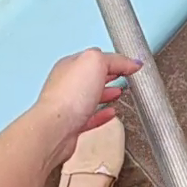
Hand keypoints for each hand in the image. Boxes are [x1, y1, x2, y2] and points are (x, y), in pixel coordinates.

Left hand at [28, 48, 142, 168]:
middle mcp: (67, 85)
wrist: (56, 129)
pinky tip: (111, 113)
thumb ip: (114, 60)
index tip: (130, 64)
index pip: (94, 58)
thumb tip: (130, 62)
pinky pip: (91, 117)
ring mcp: (69, 105)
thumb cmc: (68, 95)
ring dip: (106, 93)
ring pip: (90, 97)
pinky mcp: (73, 126)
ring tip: (120, 92)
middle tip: (125, 76)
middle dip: (109, 75)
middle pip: (91, 77)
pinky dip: (102, 114)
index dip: (113, 60)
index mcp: (70, 66)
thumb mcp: (95, 63)